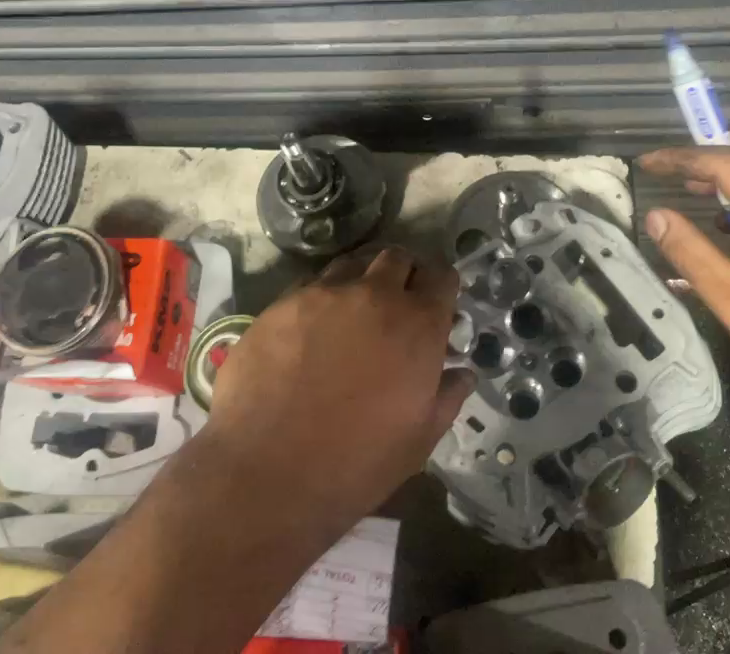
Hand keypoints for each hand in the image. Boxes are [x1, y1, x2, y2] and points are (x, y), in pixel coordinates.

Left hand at [202, 246, 474, 523]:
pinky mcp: (280, 304)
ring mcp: (322, 295)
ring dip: (360, 279)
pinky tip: (311, 329)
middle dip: (403, 273)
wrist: (268, 471)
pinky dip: (320, 298)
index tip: (437, 301)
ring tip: (353, 310)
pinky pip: (309, 286)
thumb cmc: (357, 462)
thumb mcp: (419, 439)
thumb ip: (446, 396)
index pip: (441, 276)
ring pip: (350, 265)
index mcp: (417, 324)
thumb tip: (461, 372)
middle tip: (397, 302)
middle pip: (396, 258)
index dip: (442, 285)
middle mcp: (373, 295)